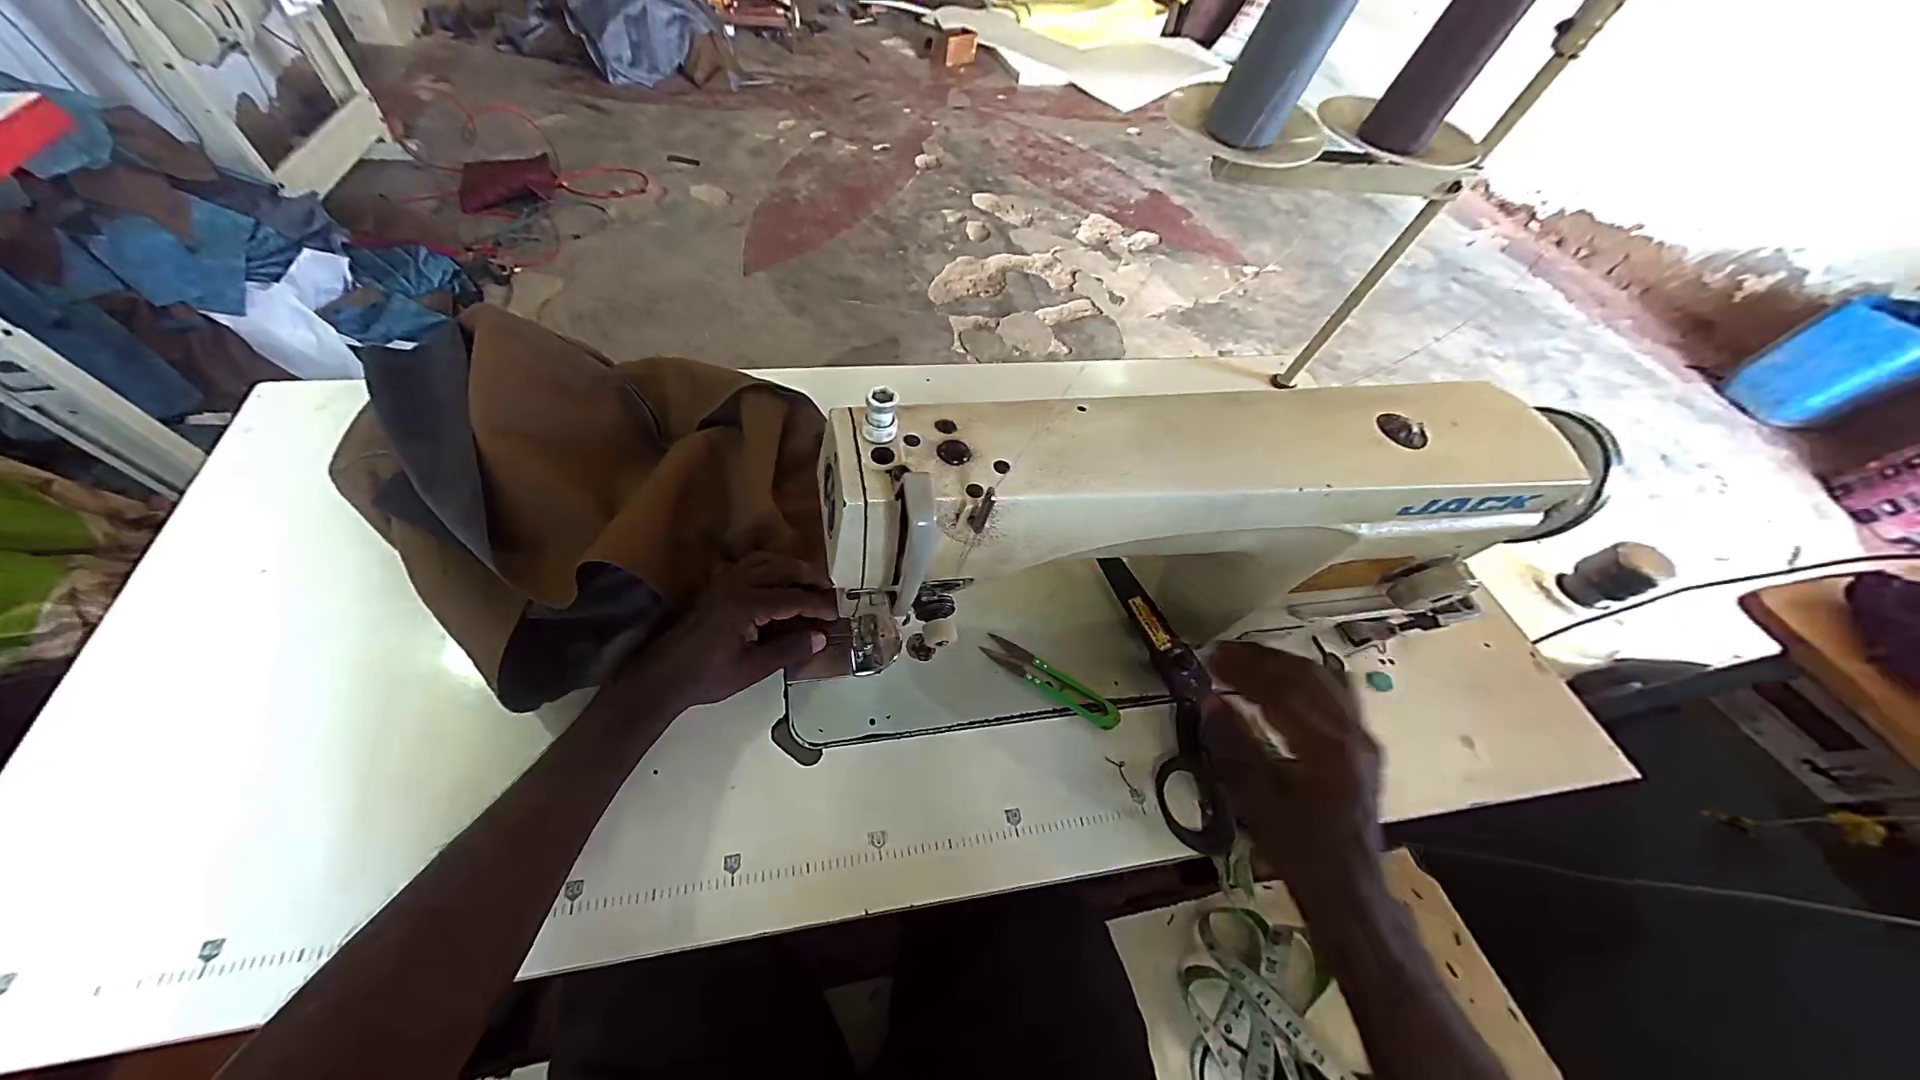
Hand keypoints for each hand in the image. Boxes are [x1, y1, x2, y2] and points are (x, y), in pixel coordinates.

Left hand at [610, 552, 836, 711]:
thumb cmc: (708, 677)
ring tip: (810, 582)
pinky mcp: (717, 586)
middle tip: (831, 593)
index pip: (794, 598)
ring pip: (766, 561)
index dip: (818, 605)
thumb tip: (820, 637)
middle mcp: (737, 585)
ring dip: (791, 568)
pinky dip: (770, 566)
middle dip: (810, 579)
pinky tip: (778, 579)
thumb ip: (789, 649)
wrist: (664, 676)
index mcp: (747, 605)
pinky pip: (749, 564)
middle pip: (783, 569)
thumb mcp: (753, 669)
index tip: (837, 614)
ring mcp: (725, 582)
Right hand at [1201, 640, 1382, 903]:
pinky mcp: (1361, 746)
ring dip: (1281, 664)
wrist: (1347, 887)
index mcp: (1328, 748)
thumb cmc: (1299, 849)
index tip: (1213, 659)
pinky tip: (1283, 681)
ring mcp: (1362, 738)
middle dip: (1261, 660)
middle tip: (1223, 654)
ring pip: (1324, 680)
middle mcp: (1352, 735)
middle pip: (1306, 676)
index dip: (1245, 669)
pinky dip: (1302, 679)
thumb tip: (1210, 701)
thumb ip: (1233, 746)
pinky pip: (1333, 694)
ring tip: (1246, 661)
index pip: (1284, 690)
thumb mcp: (1256, 800)